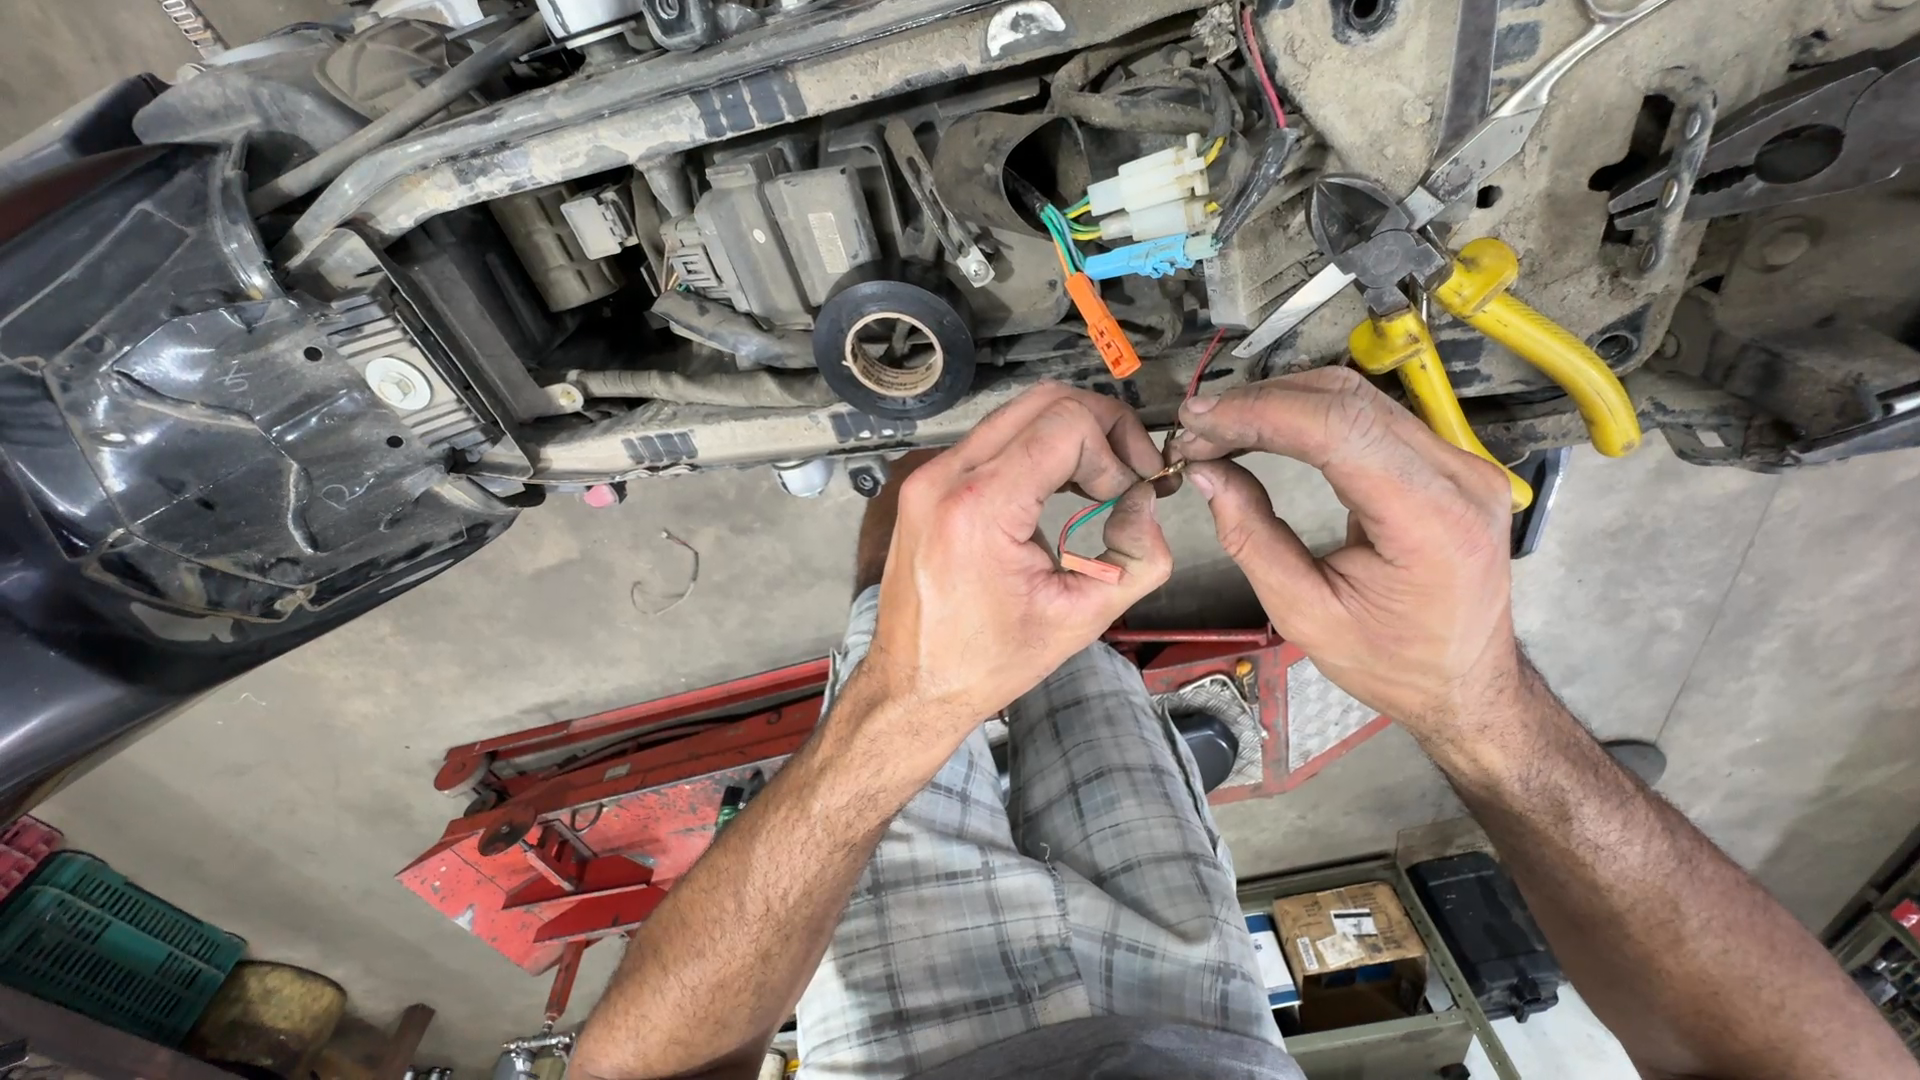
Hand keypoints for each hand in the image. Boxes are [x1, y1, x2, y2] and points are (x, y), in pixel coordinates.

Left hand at [850, 383, 1173, 759]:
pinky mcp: (927, 484)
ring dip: (1071, 436)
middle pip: (1044, 400)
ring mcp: (928, 477)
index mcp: (979, 508)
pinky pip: (993, 439)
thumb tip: (1145, 502)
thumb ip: (1138, 556)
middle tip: (1130, 472)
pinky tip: (1063, 486)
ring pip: (1018, 413)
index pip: (1067, 424)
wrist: (915, 682)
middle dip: (1102, 427)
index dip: (1116, 451)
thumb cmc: (985, 661)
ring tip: (1101, 483)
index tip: (1130, 494)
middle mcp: (944, 477)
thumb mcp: (1081, 618)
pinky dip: (1038, 449)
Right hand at [1172, 367, 1521, 729]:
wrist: (1463, 679)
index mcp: (1430, 522)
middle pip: (1346, 400)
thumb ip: (1252, 539)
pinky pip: (1367, 416)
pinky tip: (1262, 430)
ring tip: (1218, 429)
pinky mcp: (1446, 461)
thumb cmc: (1389, 662)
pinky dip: (1304, 416)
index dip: (1259, 414)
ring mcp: (1459, 462)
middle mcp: (1457, 476)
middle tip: (1195, 428)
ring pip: (1355, 397)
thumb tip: (1205, 471)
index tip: (1196, 421)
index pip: (1339, 430)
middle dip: (1259, 404)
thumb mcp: (1304, 614)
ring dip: (1278, 403)